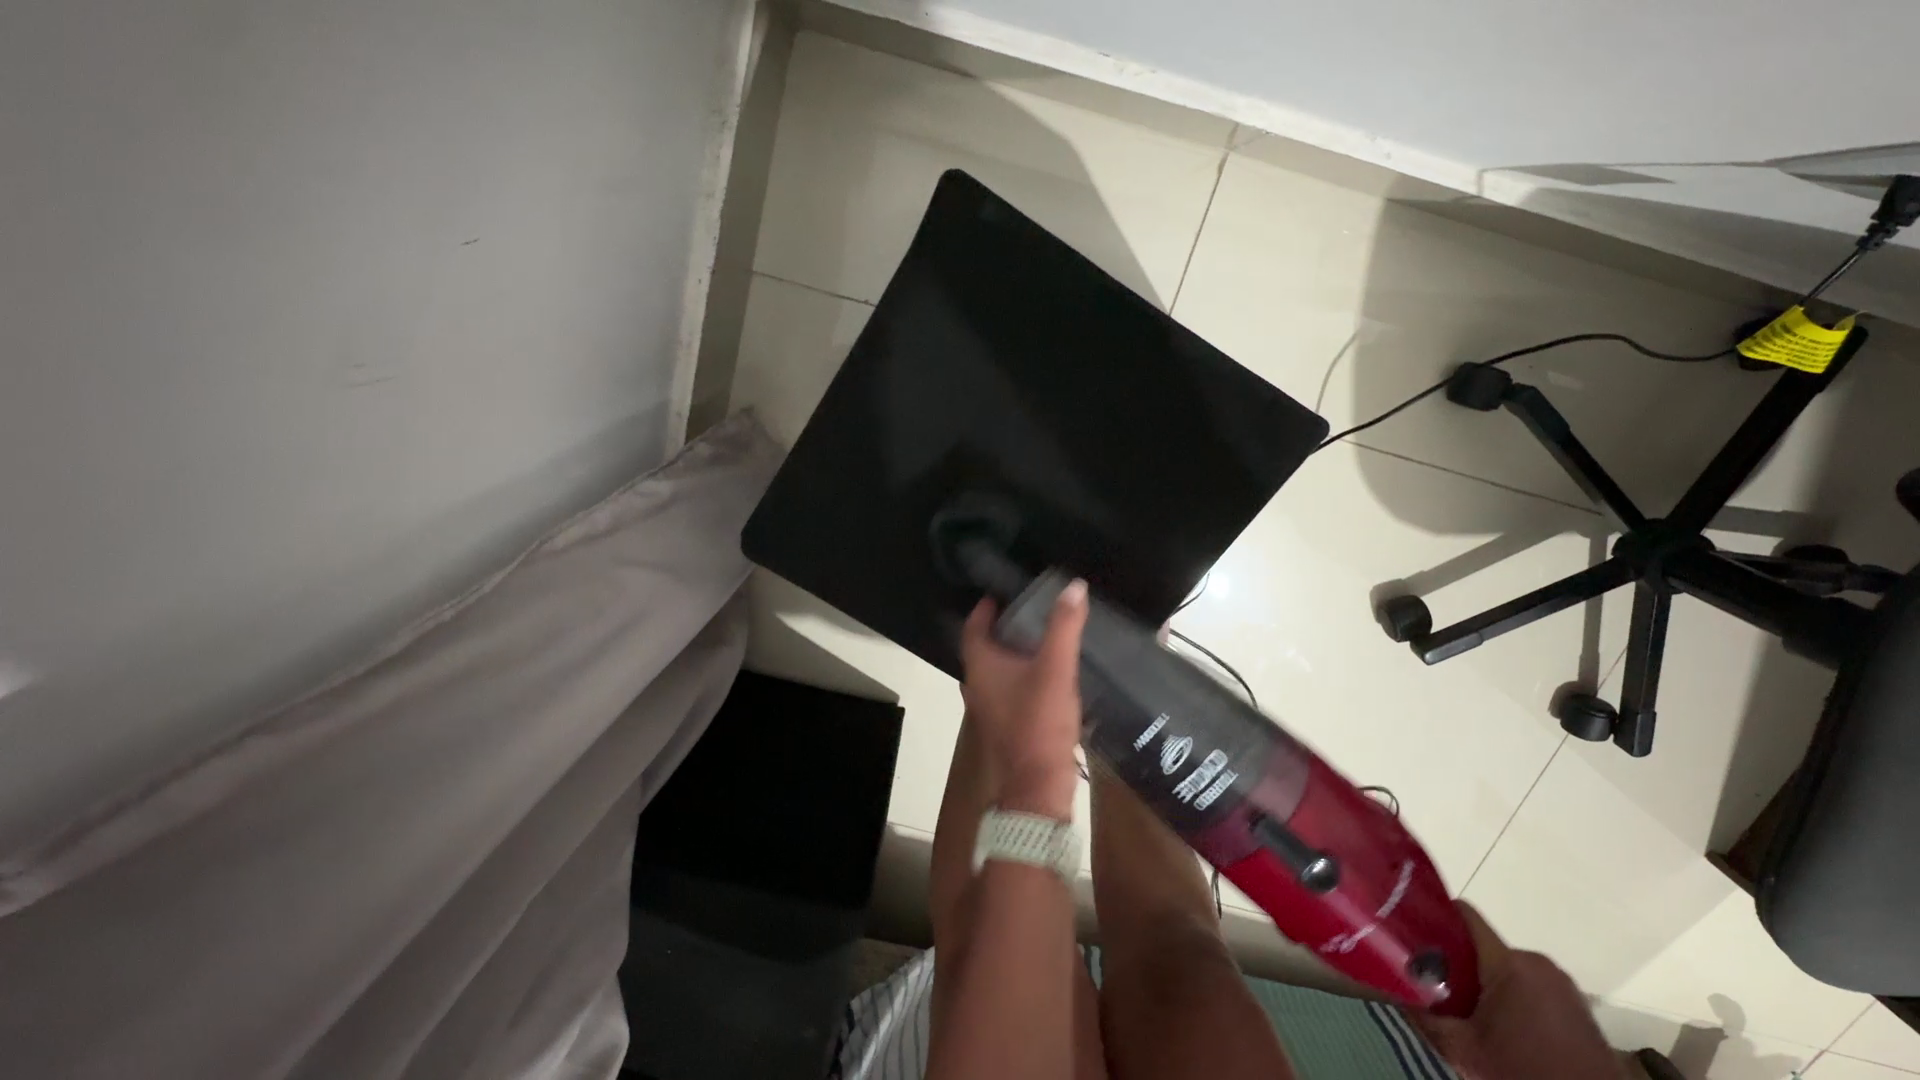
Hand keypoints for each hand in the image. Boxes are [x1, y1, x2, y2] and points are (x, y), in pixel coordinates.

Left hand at [959, 580, 1089, 820]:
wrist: (1038, 786)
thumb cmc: (1039, 723)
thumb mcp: (1056, 669)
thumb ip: (1064, 626)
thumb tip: (1074, 586)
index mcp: (980, 667)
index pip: (973, 627)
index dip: (986, 607)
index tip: (1006, 591)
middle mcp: (978, 686)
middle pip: (987, 648)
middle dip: (1007, 628)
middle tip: (1035, 609)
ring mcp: (991, 709)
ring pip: (1000, 671)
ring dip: (1019, 654)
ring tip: (1048, 636)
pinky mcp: (1008, 726)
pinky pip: (1013, 691)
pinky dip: (1028, 677)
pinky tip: (1055, 674)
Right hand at [1413, 903, 1622, 1079]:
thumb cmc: (1524, 1074)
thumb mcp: (1463, 1050)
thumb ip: (1422, 1016)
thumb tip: (1388, 989)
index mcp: (1508, 964)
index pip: (1463, 915)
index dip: (1433, 916)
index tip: (1410, 932)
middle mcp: (1535, 961)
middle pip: (1480, 945)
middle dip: (1455, 962)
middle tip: (1433, 988)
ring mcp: (1560, 981)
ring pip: (1504, 966)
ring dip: (1483, 982)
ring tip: (1468, 1013)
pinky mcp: (1575, 1001)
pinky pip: (1529, 983)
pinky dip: (1510, 996)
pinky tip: (1502, 1026)